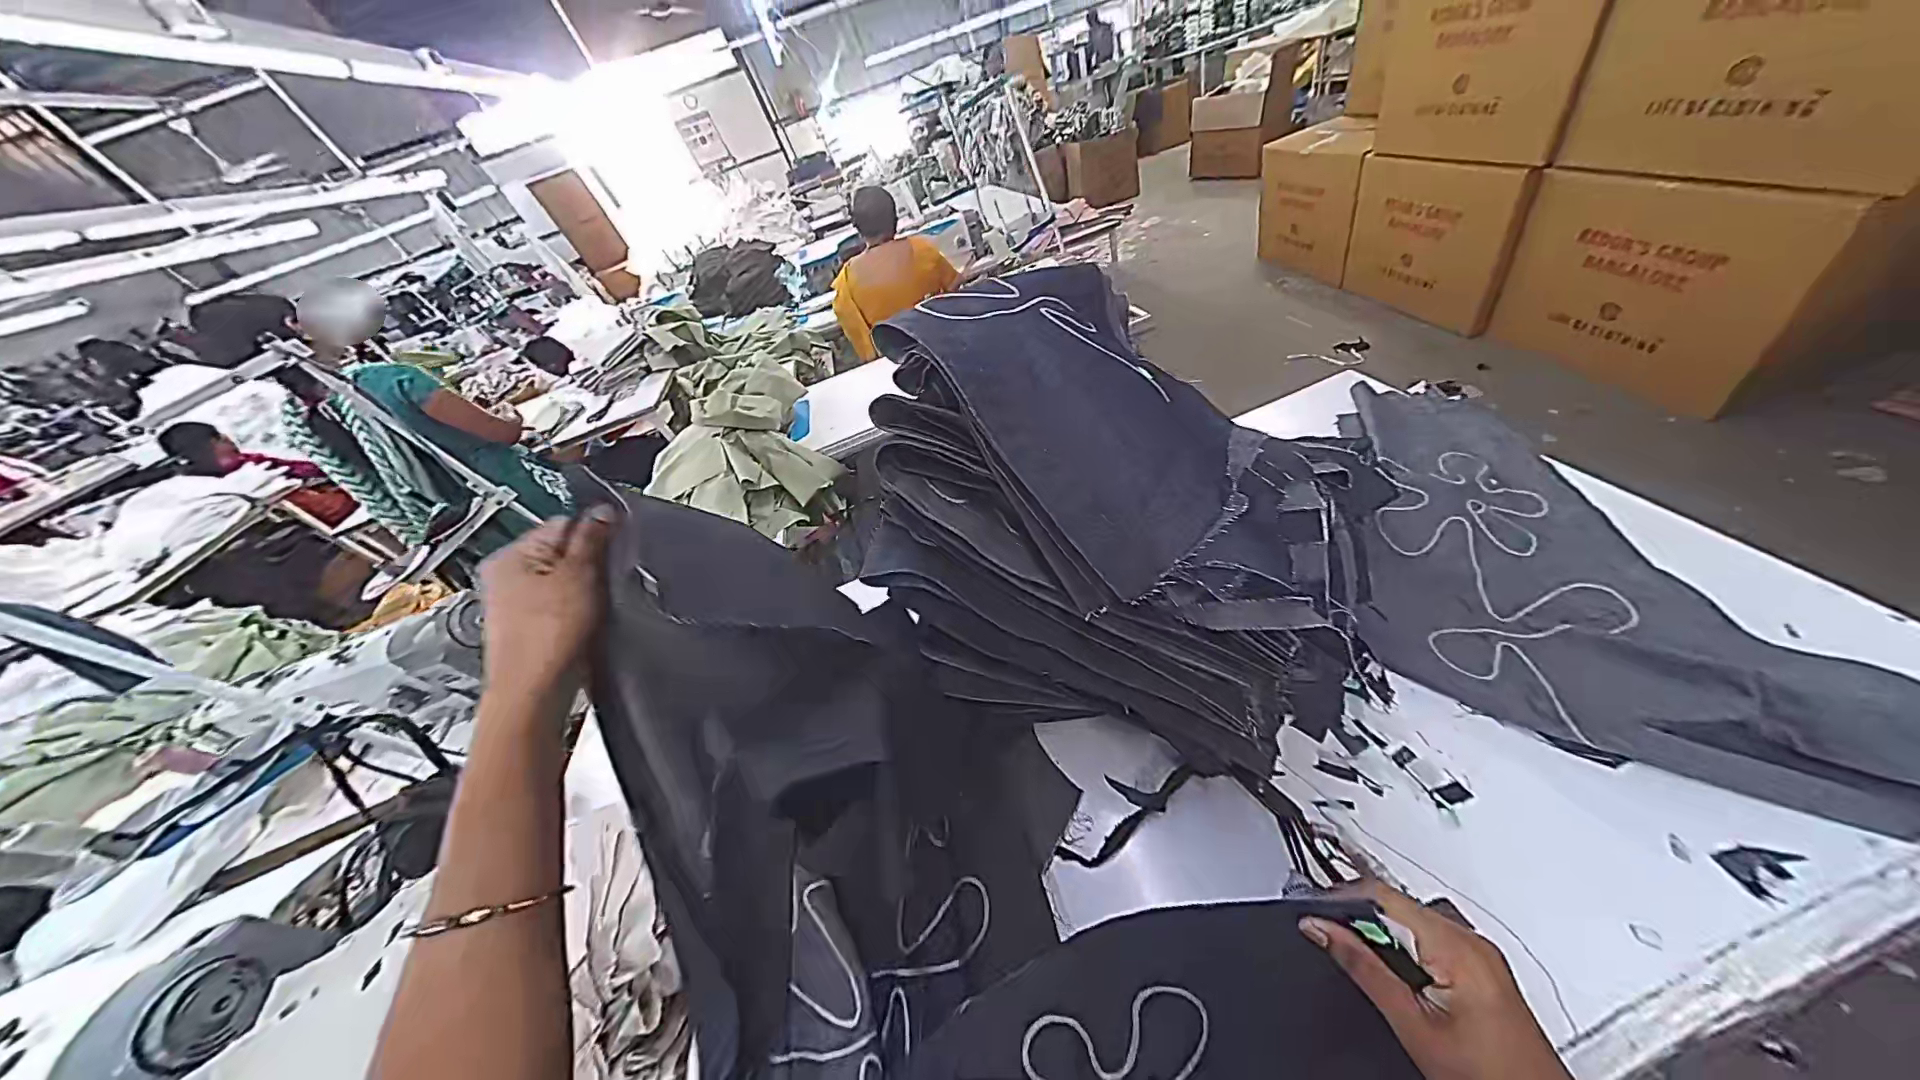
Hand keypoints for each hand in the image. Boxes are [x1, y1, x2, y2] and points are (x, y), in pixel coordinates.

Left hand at [478, 506, 617, 700]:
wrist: (536, 692)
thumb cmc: (547, 637)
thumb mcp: (579, 574)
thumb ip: (592, 538)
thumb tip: (603, 512)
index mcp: (510, 555)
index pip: (563, 523)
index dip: (594, 534)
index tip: (613, 547)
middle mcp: (506, 577)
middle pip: (564, 553)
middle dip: (590, 564)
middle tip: (602, 582)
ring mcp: (517, 604)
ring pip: (566, 581)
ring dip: (587, 590)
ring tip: (594, 606)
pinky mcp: (532, 628)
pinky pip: (564, 606)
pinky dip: (580, 610)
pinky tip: (587, 622)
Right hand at [1300, 881, 1572, 1079]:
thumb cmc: (1489, 1078)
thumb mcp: (1410, 1023)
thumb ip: (1360, 966)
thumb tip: (1319, 927)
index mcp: (1457, 946)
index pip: (1381, 895)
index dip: (1339, 900)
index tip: (1312, 912)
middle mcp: (1474, 942)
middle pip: (1396, 905)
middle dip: (1359, 919)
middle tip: (1329, 938)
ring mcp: (1483, 955)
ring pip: (1412, 920)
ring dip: (1381, 934)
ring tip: (1366, 964)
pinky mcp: (1484, 968)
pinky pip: (1431, 937)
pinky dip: (1405, 948)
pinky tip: (1400, 976)